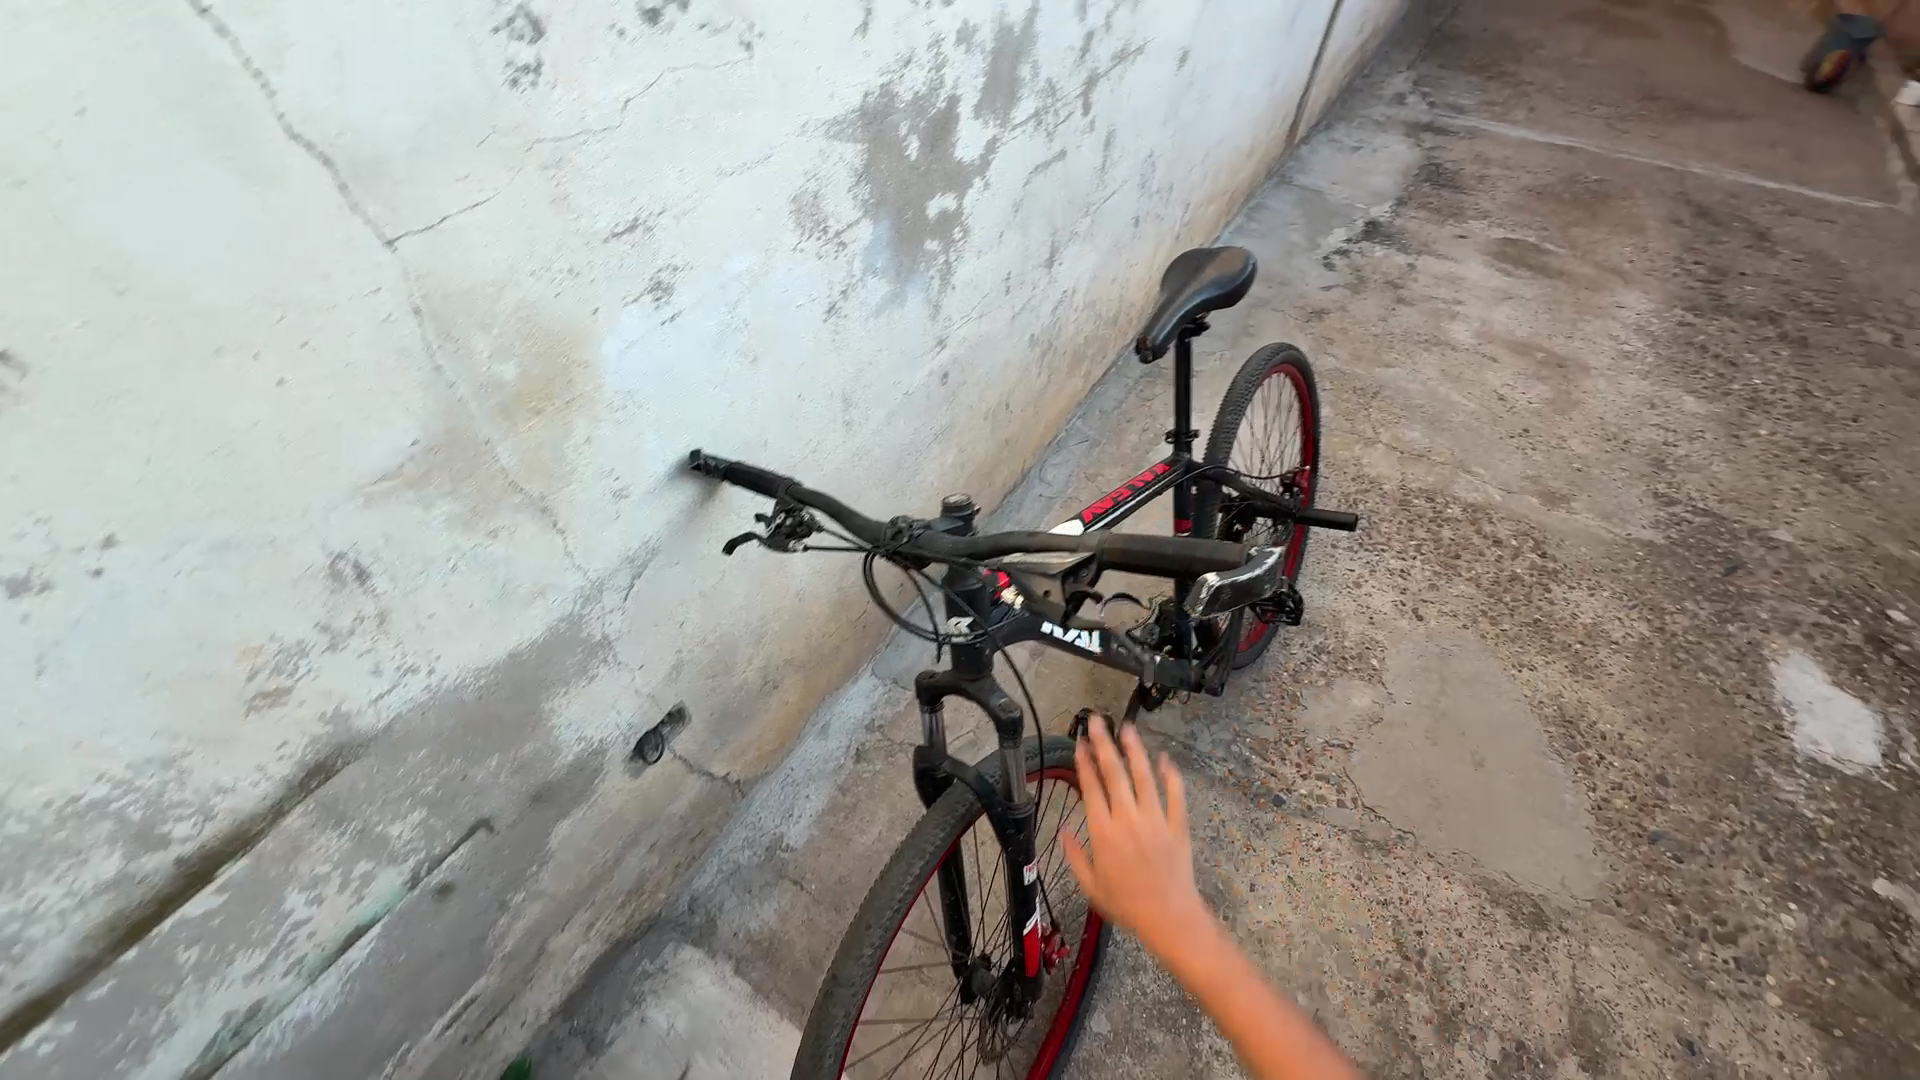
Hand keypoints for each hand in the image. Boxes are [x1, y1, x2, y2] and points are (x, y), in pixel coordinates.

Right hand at [1061, 714, 1211, 958]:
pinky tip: (1164, 758)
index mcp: (1103, 833)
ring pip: (1144, 777)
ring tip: (1127, 728)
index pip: (1091, 788)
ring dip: (1135, 751)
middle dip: (1104, 744)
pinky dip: (1170, 775)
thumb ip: (1076, 856)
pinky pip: (1175, 795)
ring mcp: (1155, 820)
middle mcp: (1128, 820)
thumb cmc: (1127, 906)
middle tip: (1097, 722)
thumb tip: (1063, 831)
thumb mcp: (1091, 886)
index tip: (1079, 743)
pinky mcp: (1177, 826)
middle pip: (1114, 774)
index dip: (1084, 763)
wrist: (1170, 920)